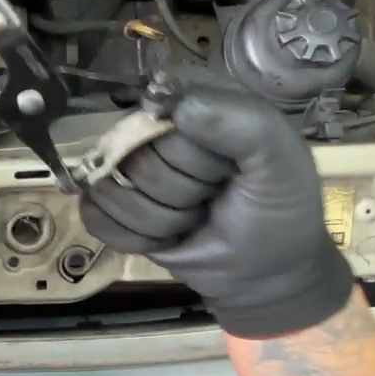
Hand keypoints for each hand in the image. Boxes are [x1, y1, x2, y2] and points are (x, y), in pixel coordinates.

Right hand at [81, 79, 352, 337]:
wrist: (264, 273)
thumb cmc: (277, 209)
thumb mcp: (280, 160)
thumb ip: (241, 122)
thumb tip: (174, 109)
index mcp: (195, 102)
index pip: (157, 109)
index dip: (186, 146)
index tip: (223, 166)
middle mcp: (154, 130)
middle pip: (132, 155)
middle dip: (177, 190)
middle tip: (211, 198)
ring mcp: (128, 169)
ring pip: (109, 190)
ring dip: (159, 220)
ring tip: (193, 219)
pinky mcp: (112, 207)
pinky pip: (94, 216)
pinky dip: (132, 237)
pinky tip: (165, 238)